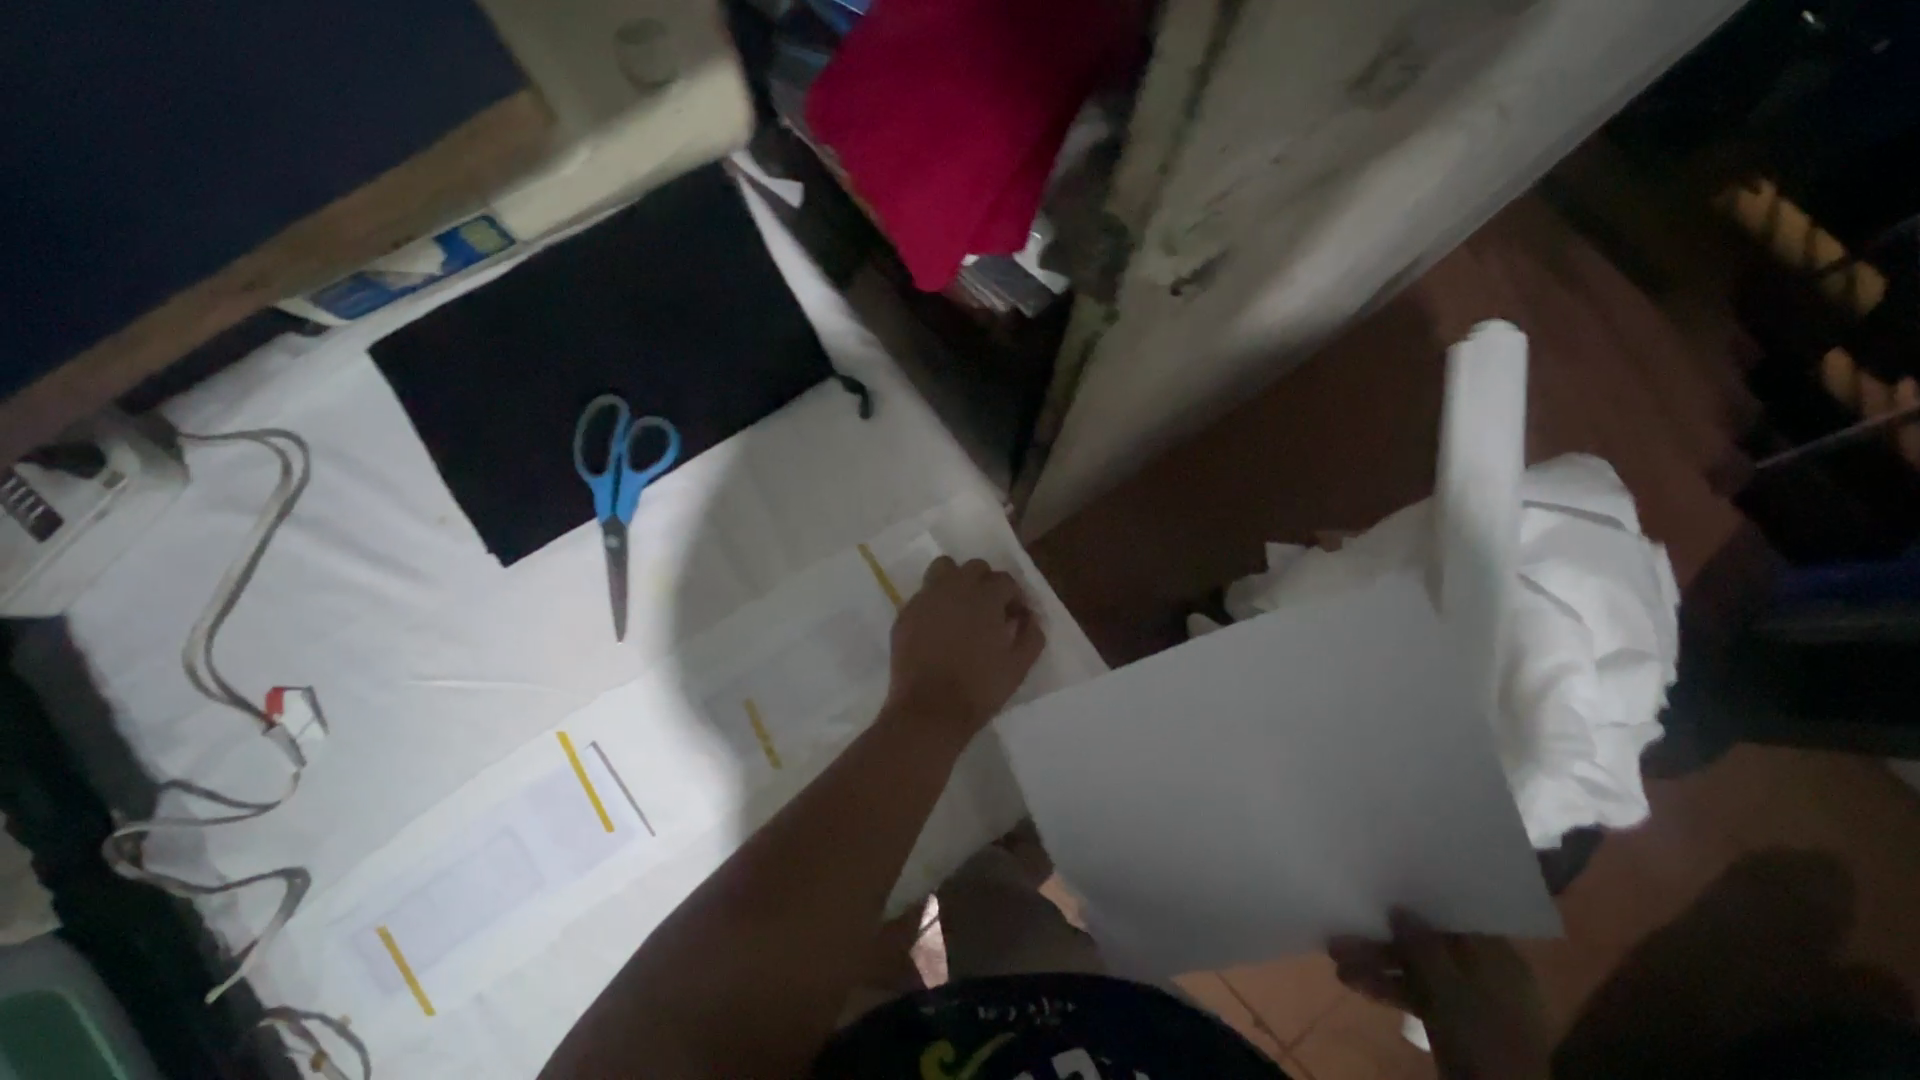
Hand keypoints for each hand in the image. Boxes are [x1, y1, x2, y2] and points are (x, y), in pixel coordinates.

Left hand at [884, 556, 1045, 735]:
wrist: (929, 710)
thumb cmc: (979, 688)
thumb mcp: (1018, 666)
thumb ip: (1031, 636)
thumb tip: (1029, 618)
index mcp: (985, 597)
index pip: (1005, 581)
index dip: (1014, 598)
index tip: (1015, 618)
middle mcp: (954, 588)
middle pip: (974, 568)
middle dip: (986, 583)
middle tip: (989, 611)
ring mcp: (925, 598)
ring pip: (943, 570)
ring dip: (956, 582)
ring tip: (961, 609)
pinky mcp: (905, 614)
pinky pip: (923, 596)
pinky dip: (934, 604)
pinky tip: (938, 629)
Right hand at [1330, 911, 1551, 1079]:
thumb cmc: (1484, 1035)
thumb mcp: (1451, 988)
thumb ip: (1424, 946)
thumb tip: (1398, 908)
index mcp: (1494, 954)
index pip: (1449, 915)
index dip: (1414, 902)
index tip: (1378, 891)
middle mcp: (1479, 969)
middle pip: (1424, 943)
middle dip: (1382, 940)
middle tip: (1341, 936)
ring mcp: (1463, 997)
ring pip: (1414, 971)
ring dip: (1377, 966)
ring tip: (1337, 963)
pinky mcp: (1449, 1020)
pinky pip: (1414, 994)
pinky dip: (1388, 990)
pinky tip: (1355, 985)